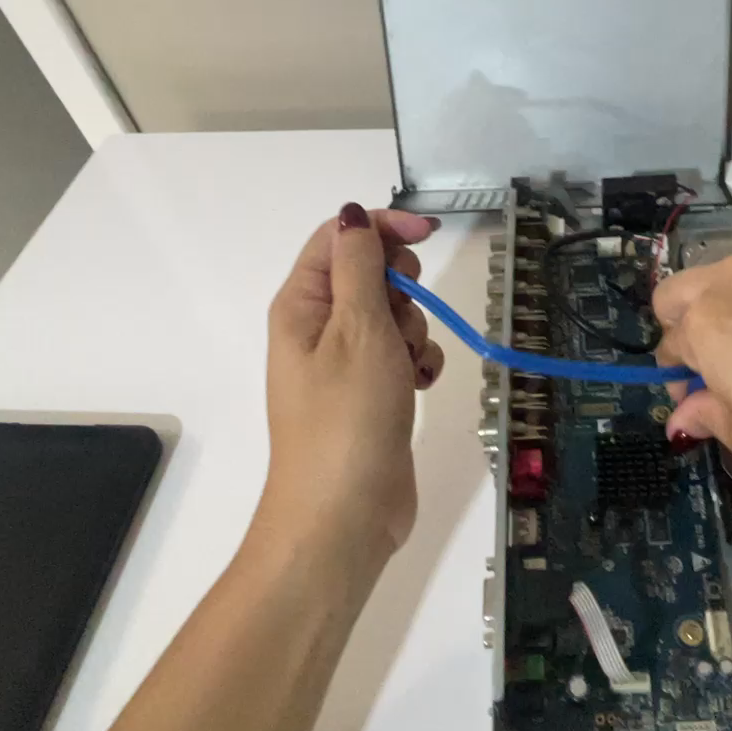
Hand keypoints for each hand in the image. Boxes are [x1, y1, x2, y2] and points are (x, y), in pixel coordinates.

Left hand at [262, 203, 443, 557]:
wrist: (343, 516)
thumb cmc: (348, 416)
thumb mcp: (357, 329)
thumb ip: (359, 265)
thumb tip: (352, 214)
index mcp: (302, 304)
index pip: (339, 237)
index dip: (383, 226)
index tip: (429, 233)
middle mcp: (318, 327)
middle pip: (368, 273)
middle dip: (401, 286)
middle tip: (403, 313)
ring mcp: (345, 362)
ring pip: (392, 314)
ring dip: (413, 330)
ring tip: (407, 365)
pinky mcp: (371, 391)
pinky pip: (401, 353)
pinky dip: (417, 361)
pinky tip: (419, 384)